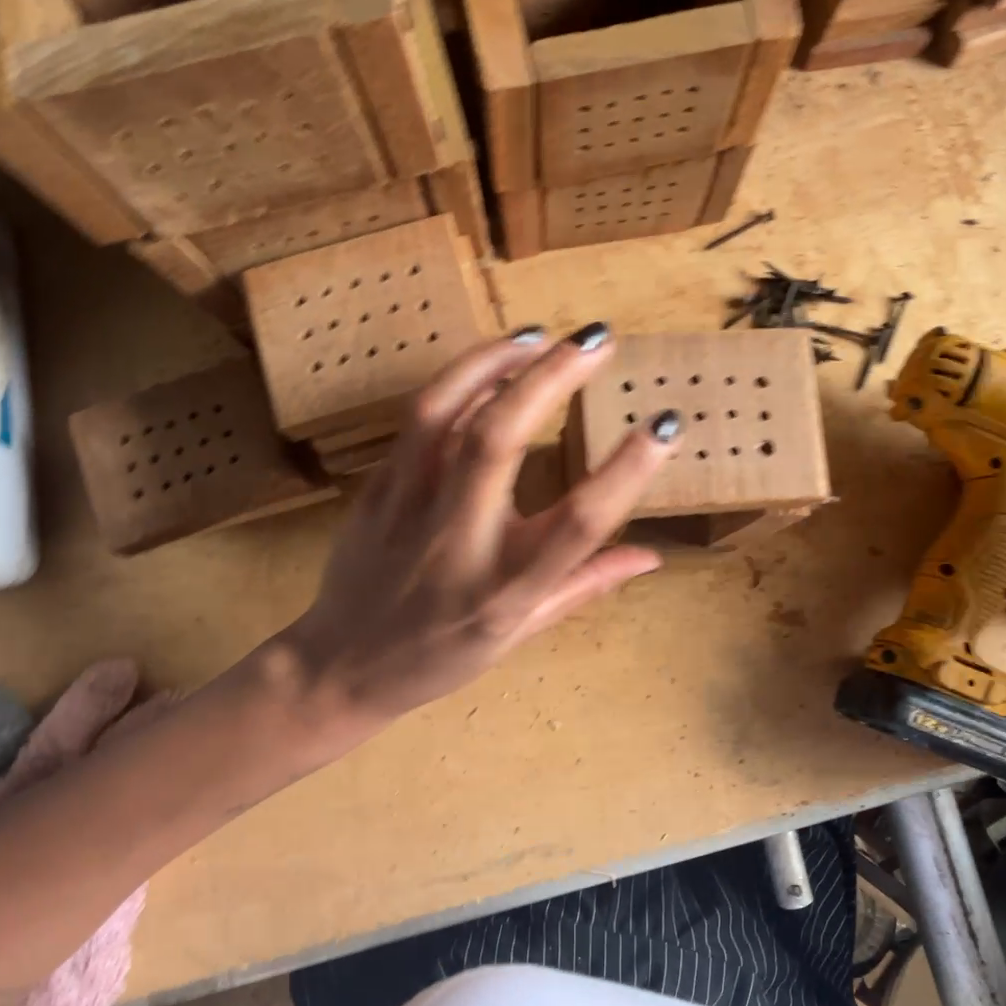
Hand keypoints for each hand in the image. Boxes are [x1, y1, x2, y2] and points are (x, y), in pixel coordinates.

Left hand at [270, 323, 684, 731]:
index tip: (663, 424)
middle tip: (596, 338)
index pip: (577, 523)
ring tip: (539, 335)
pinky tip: (491, 365)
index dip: (628, 470)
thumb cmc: (440, 657)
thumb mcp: (519, 637)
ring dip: (495, 363)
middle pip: (500, 443)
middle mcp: (458, 545)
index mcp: (506, 591)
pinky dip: (458, 384)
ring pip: (446, 416)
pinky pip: (417, 424)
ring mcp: (408, 514)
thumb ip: (584, 587)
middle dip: (552, 378)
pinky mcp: (376, 493)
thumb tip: (651, 556)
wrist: (341, 668)